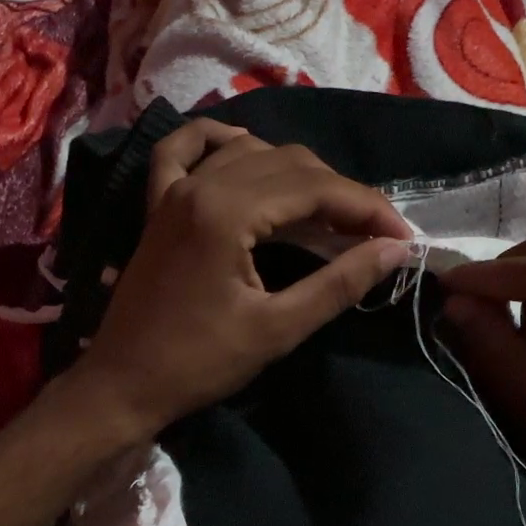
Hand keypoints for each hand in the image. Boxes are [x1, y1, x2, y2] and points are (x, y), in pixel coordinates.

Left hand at [67, 119, 413, 438]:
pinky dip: (217, 141)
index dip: (367, 209)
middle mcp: (200, 184)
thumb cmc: (199, 363)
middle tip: (371, 235)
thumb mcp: (277, 329)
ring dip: (295, 172)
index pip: (316, 188)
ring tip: (326, 212)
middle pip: (289, 162)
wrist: (123, 384)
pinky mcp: (157, 205)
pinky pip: (183, 149)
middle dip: (339, 194)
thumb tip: (394, 251)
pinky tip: (243, 149)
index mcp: (228, 211)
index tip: (402, 238)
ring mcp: (173, 190)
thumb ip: (339, 283)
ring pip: (249, 152)